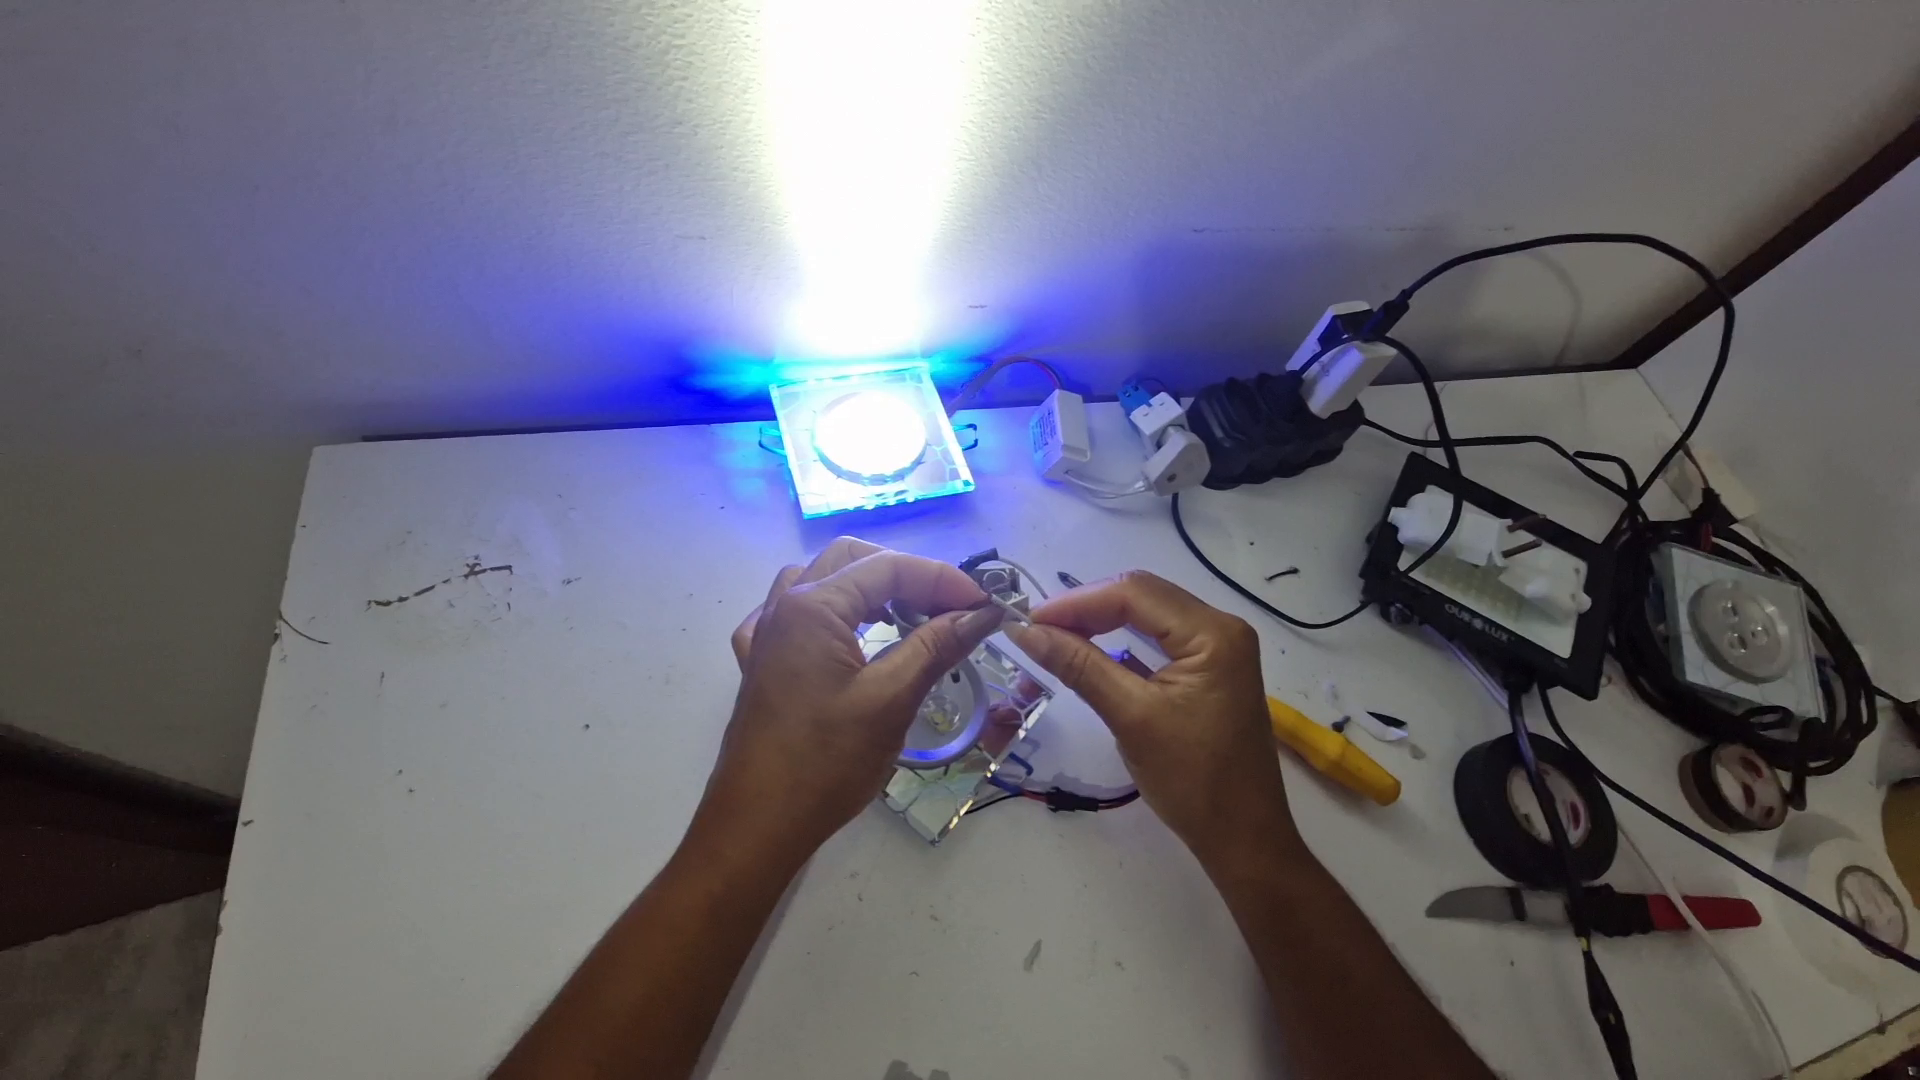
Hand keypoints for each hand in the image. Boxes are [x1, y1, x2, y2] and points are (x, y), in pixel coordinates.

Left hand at [701, 538, 1002, 862]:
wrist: (757, 826)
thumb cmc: (824, 763)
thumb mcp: (890, 701)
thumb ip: (935, 646)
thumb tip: (982, 614)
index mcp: (812, 607)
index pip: (888, 568)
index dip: (942, 578)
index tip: (983, 605)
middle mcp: (784, 607)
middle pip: (852, 561)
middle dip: (907, 575)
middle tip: (949, 608)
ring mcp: (766, 634)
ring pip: (822, 581)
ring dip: (869, 588)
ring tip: (909, 615)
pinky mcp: (761, 664)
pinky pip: (796, 614)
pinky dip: (832, 612)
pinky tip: (846, 635)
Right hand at [1004, 571, 1299, 863]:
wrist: (1244, 838)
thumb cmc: (1192, 781)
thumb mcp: (1131, 717)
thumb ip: (1079, 666)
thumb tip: (1026, 630)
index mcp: (1212, 633)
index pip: (1134, 593)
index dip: (1077, 601)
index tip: (1030, 620)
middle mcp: (1221, 628)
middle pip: (1142, 596)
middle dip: (1087, 608)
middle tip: (1038, 629)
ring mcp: (1219, 648)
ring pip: (1148, 614)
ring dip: (1101, 622)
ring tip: (1056, 638)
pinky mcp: (1210, 668)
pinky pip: (1158, 638)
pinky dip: (1121, 641)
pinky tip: (1091, 652)